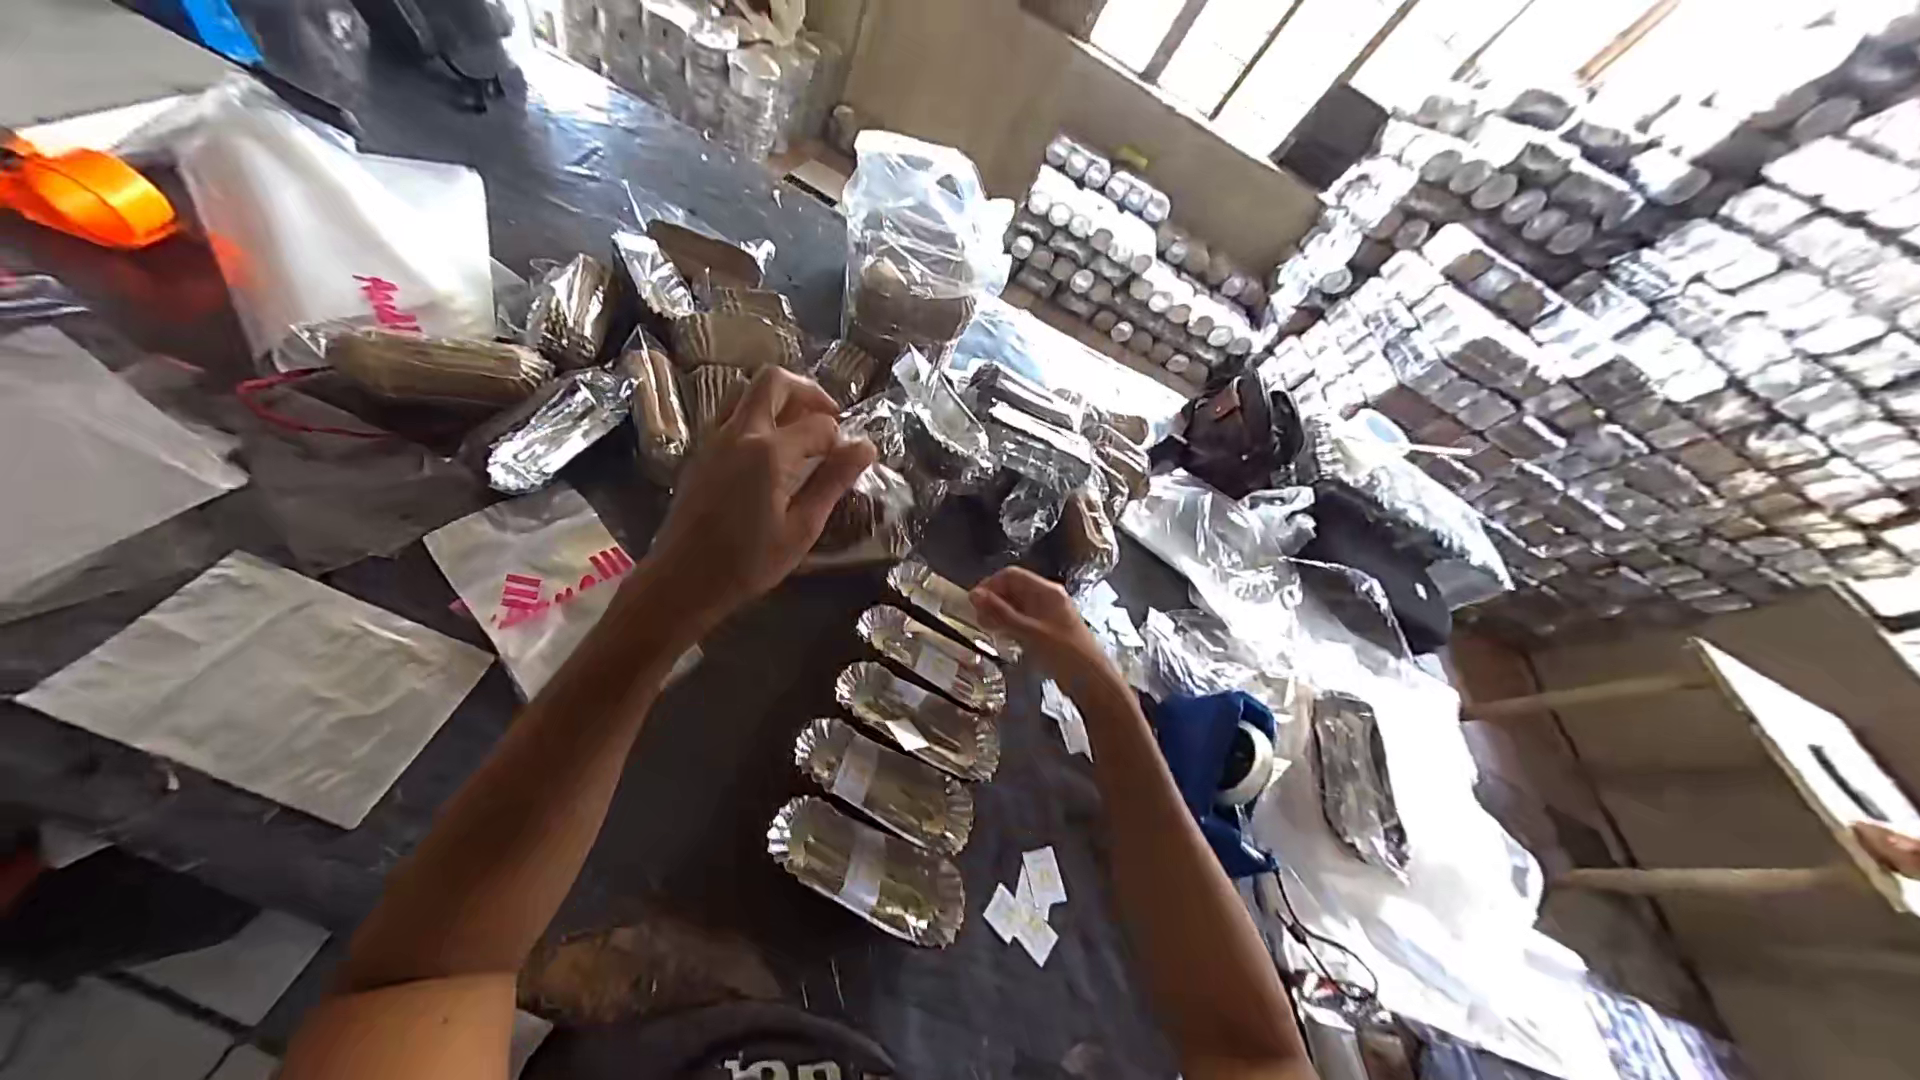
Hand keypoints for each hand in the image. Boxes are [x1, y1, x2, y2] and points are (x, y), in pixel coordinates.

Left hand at [647, 367, 876, 627]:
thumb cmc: (748, 563)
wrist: (683, 580)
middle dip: (809, 392)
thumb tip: (865, 447)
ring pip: (747, 391)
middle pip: (774, 381)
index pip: (818, 424)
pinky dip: (757, 415)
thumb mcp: (802, 528)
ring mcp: (714, 438)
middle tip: (828, 420)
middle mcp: (739, 432)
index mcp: (768, 452)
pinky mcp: (701, 450)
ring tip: (801, 432)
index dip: (840, 438)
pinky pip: (731, 413)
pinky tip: (772, 451)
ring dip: (779, 399)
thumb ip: (833, 481)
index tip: (849, 460)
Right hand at [970, 567, 1118, 692]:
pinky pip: (1024, 620)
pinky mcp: (1049, 631)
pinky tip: (1002, 637)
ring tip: (987, 629)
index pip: (1011, 575)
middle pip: (1014, 589)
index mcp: (1047, 591)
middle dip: (993, 600)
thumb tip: (974, 594)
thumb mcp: (1028, 632)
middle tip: (978, 619)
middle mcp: (1048, 598)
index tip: (973, 603)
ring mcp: (1049, 614)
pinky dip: (1010, 625)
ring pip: (1017, 606)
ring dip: (1000, 614)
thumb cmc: (1062, 653)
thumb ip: (1000, 613)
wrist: (1092, 681)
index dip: (990, 585)